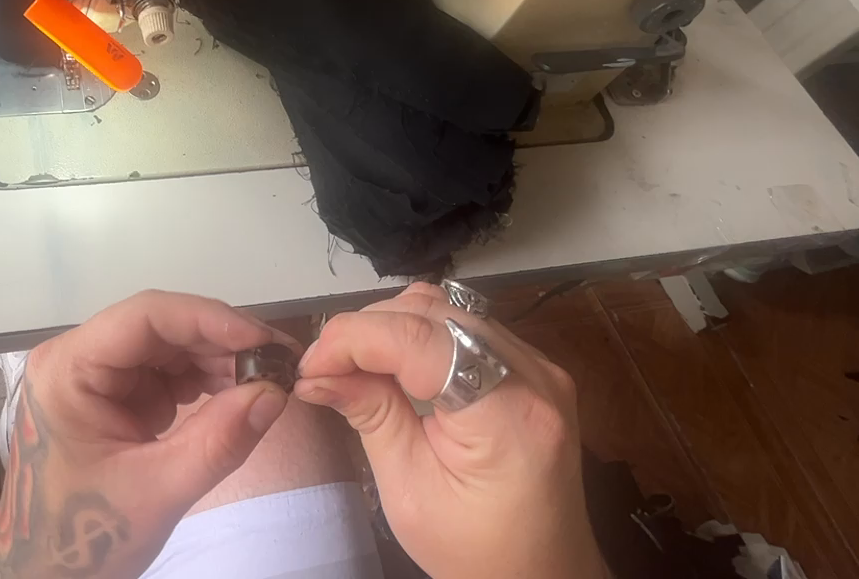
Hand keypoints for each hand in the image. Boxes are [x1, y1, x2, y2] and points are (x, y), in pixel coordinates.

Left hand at [0, 291, 295, 578]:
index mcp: (69, 368)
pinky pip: (166, 370)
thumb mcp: (154, 494)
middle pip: (160, 327)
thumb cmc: (82, 539)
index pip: (144, 317)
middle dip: (220, 342)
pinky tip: (234, 396)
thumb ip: (216, 442)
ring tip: (263, 382)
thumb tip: (275, 392)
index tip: (262, 339)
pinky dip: (203, 380)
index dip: (207, 319)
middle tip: (278, 363)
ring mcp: (98, 373)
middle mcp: (80, 356)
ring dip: (217, 360)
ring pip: (169, 344)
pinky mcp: (115, 393)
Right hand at [295, 283, 606, 578]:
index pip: (416, 339)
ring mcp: (536, 362)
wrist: (548, 575)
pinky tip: (391, 359)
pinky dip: (414, 330)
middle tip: (324, 367)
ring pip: (441, 306)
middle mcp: (531, 374)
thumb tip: (316, 372)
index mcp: (506, 415)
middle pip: (427, 313)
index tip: (310, 365)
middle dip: (363, 330)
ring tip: (353, 362)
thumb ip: (369, 416)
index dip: (352, 339)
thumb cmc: (478, 552)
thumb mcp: (408, 494)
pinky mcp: (529, 362)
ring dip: (386, 324)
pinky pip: (460, 320)